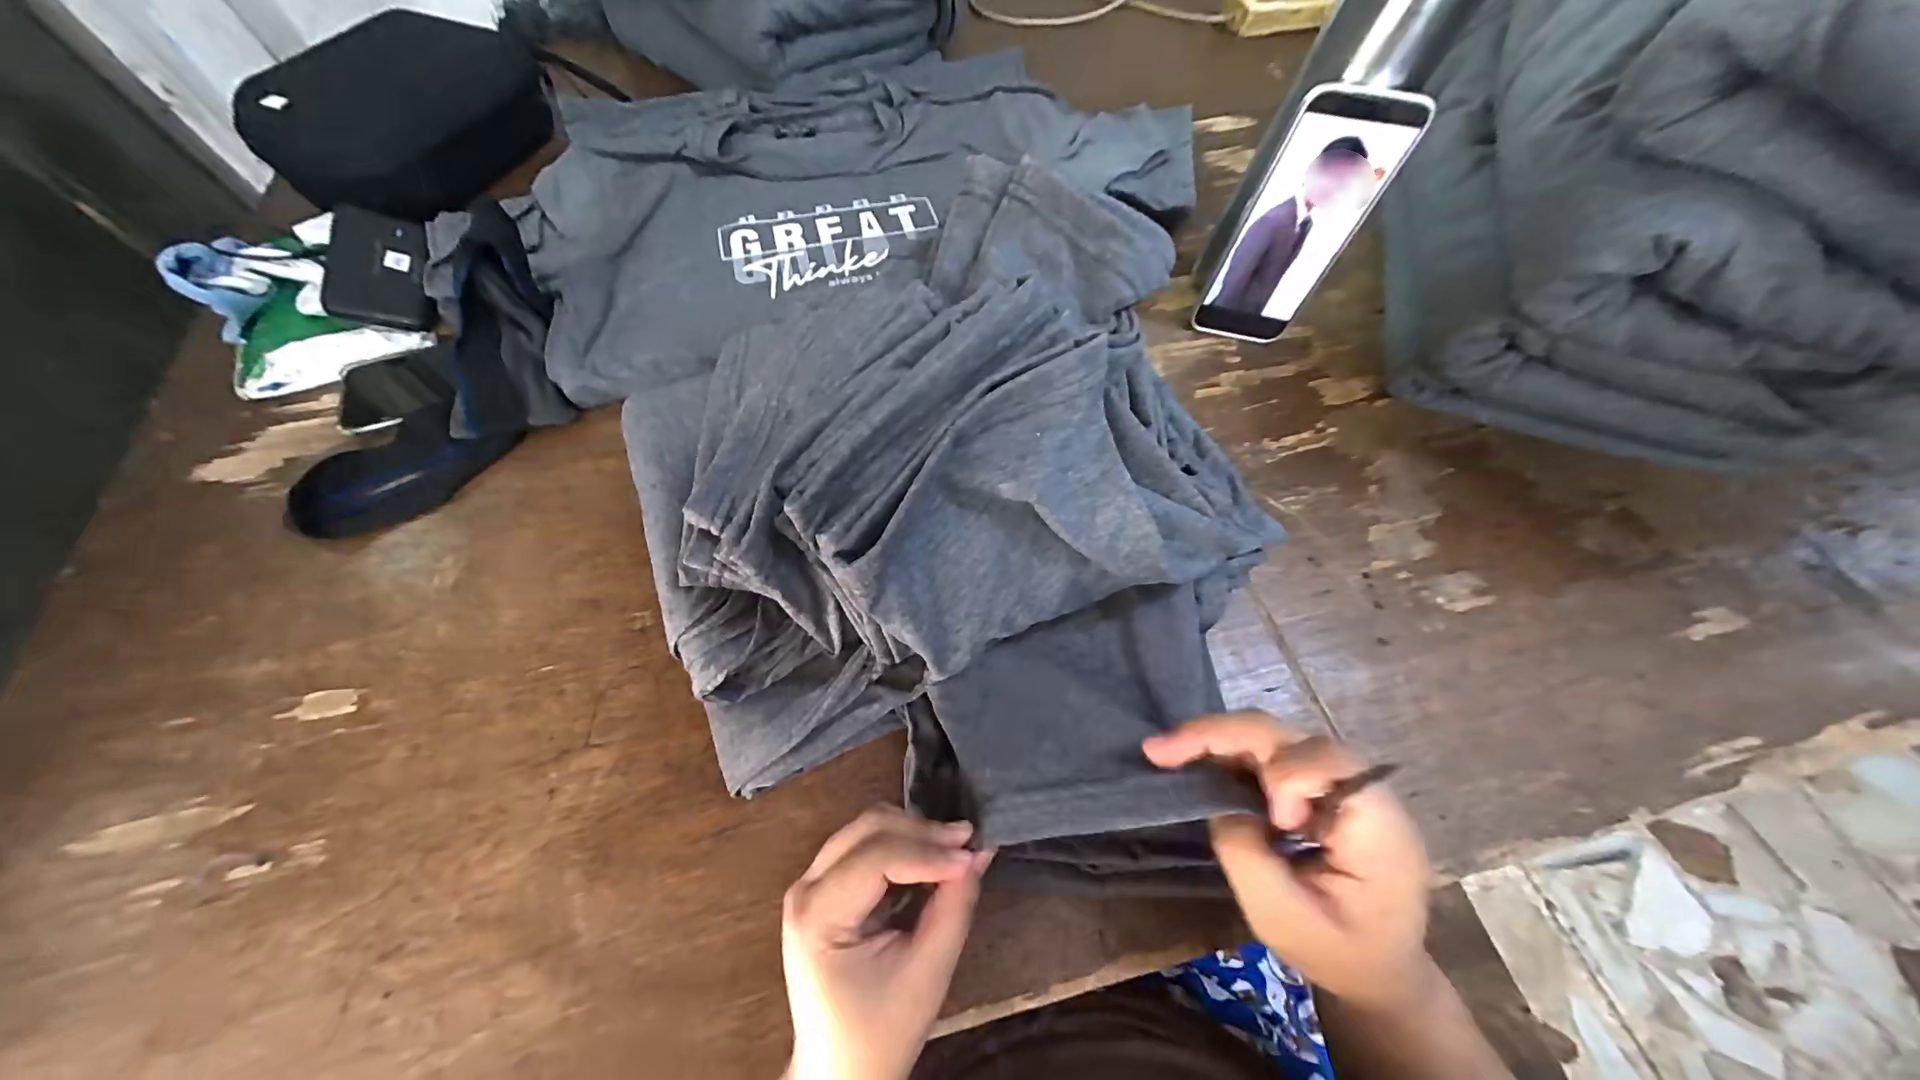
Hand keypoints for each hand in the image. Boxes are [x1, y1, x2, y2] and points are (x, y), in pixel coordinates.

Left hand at [782, 805, 993, 1079]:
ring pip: (866, 828)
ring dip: (912, 832)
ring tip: (953, 849)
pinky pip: (864, 845)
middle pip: (868, 829)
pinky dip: (901, 843)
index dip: (928, 851)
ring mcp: (810, 884)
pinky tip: (930, 857)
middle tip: (967, 842)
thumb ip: (953, 907)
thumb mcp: (927, 973)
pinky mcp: (824, 886)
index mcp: (817, 914)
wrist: (840, 1070)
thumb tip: (979, 851)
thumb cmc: (881, 1031)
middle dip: (922, 832)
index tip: (972, 853)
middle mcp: (805, 888)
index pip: (877, 856)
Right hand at [1143, 712, 1433, 1010]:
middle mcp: (1358, 786)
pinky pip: (1265, 750)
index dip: (1286, 776)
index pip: (1326, 759)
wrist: (1375, 969)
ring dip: (1217, 740)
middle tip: (1159, 750)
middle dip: (1219, 735)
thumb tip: (1218, 804)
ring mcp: (1333, 780)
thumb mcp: (1285, 920)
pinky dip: (1225, 751)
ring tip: (1169, 754)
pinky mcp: (1313, 783)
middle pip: (1286, 734)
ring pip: (1270, 734)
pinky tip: (1195, 761)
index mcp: (1376, 821)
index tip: (1280, 825)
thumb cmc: (1338, 953)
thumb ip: (1246, 856)